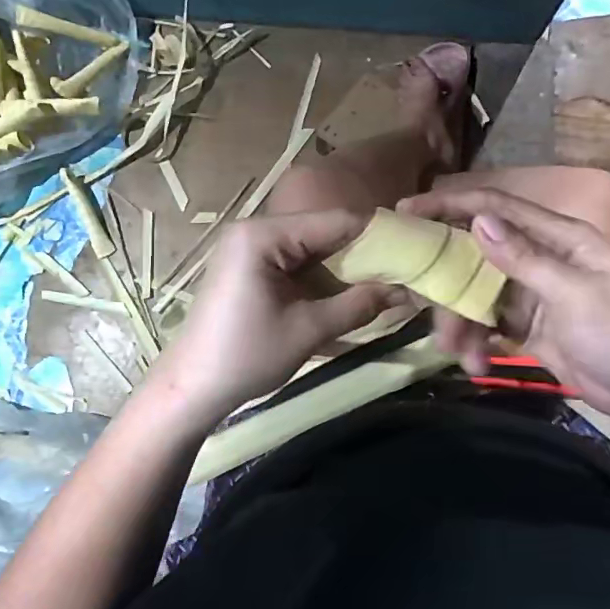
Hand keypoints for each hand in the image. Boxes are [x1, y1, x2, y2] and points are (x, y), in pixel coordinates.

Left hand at [145, 210, 404, 422]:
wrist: (191, 387)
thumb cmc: (246, 356)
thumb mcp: (308, 330)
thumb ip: (359, 305)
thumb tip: (408, 291)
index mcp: (261, 235)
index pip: (334, 221)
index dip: (378, 234)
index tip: (418, 248)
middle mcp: (252, 231)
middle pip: (321, 232)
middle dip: (363, 253)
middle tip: (406, 271)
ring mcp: (246, 250)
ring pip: (309, 249)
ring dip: (343, 267)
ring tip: (386, 283)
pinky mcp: (246, 269)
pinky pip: (292, 263)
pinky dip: (320, 277)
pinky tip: (348, 292)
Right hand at [396, 188, 609, 458]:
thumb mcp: (577, 295)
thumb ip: (525, 259)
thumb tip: (477, 220)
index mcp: (561, 239)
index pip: (498, 209)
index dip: (451, 204)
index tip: (407, 208)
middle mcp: (539, 258)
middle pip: (474, 254)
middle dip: (444, 279)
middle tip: (411, 296)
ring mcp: (528, 293)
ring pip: (472, 294)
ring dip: (458, 321)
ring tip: (456, 351)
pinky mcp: (523, 326)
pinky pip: (483, 324)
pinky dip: (474, 343)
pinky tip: (475, 364)